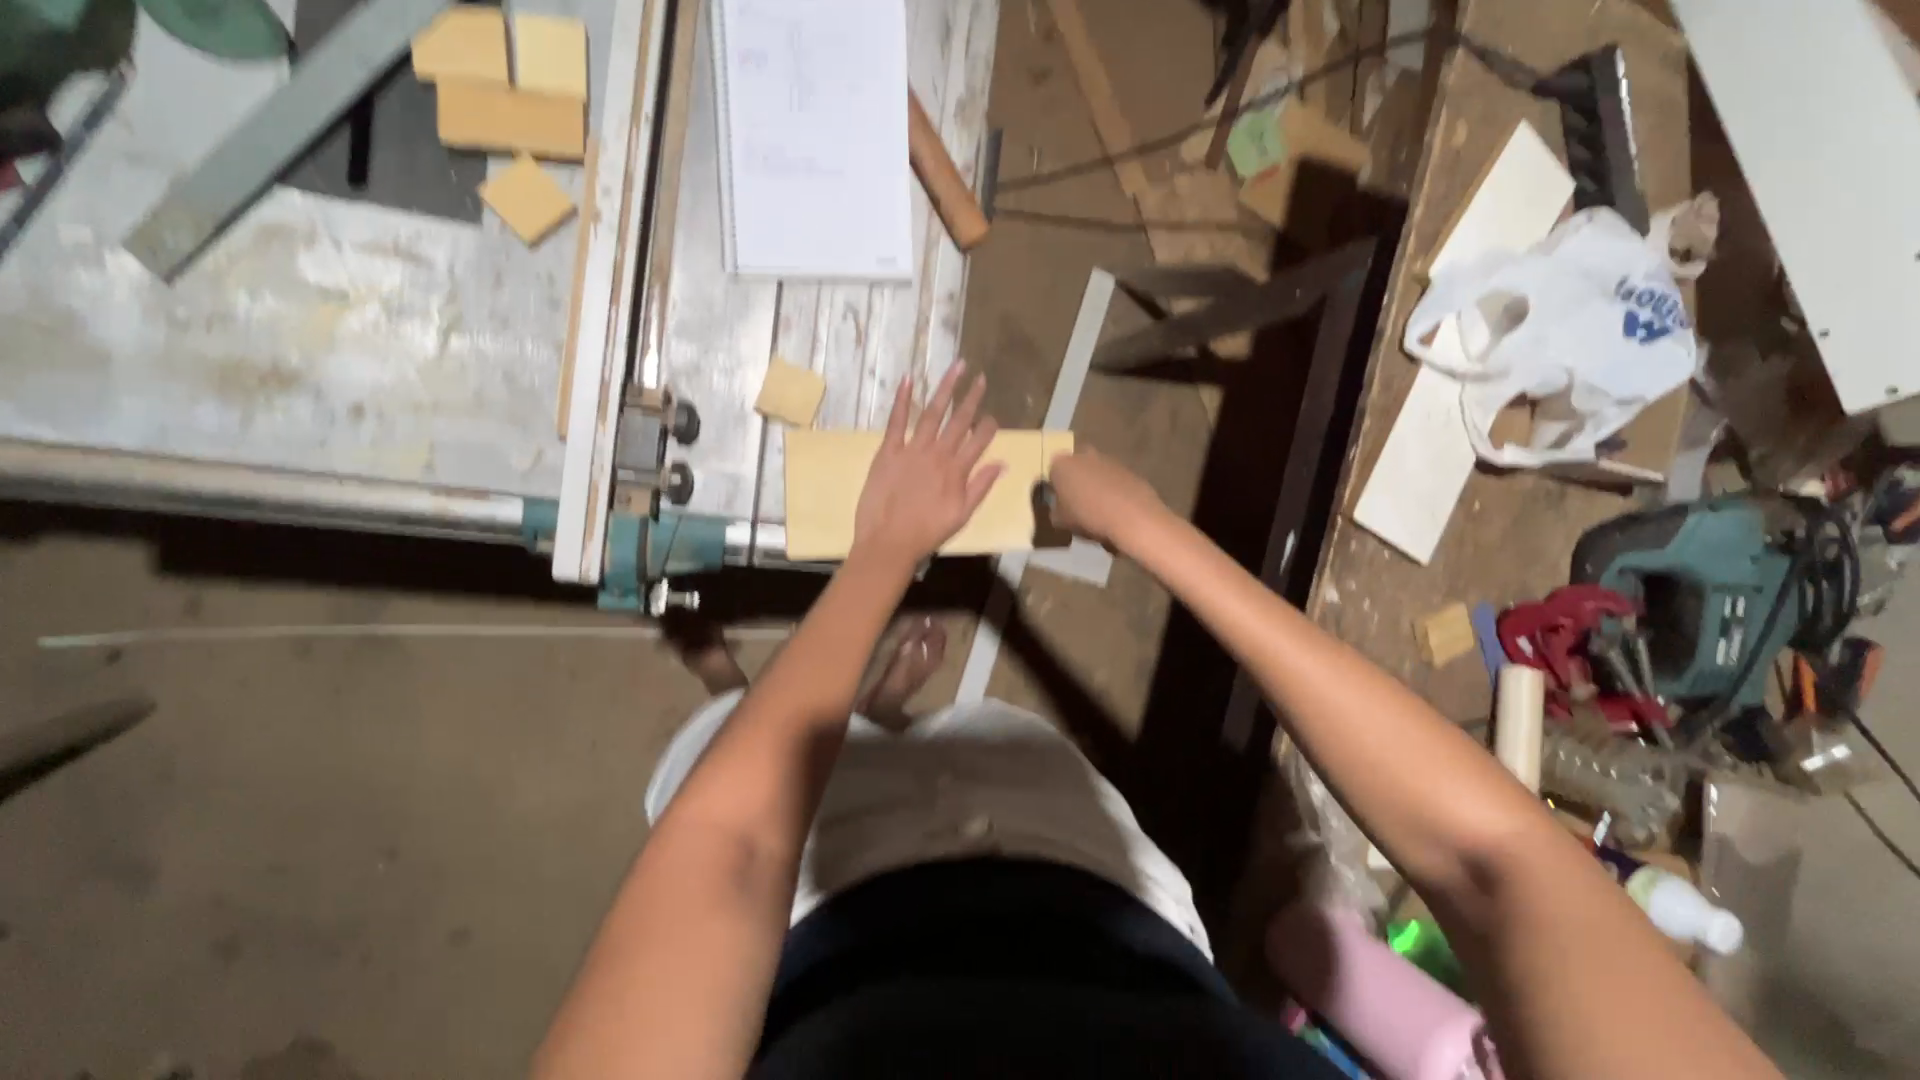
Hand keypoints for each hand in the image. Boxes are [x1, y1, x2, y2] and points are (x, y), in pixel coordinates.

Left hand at [851, 362, 1002, 569]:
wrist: (888, 542)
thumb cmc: (927, 533)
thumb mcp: (962, 515)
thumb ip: (981, 487)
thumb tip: (1001, 464)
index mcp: (957, 471)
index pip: (979, 440)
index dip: (988, 427)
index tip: (992, 417)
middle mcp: (938, 454)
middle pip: (959, 420)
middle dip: (972, 398)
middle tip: (981, 377)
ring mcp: (912, 450)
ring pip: (933, 413)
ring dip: (946, 389)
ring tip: (956, 368)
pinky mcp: (888, 451)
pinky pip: (897, 421)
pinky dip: (902, 399)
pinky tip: (908, 380)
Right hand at [1044, 448, 1165, 548]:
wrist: (1132, 517)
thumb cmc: (1088, 517)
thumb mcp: (1060, 521)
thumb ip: (1055, 509)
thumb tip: (1060, 506)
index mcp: (1061, 464)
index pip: (1051, 470)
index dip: (1054, 486)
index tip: (1059, 501)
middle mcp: (1084, 455)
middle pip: (1075, 466)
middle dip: (1075, 479)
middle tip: (1077, 501)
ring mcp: (1109, 460)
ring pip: (1096, 471)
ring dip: (1096, 483)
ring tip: (1099, 507)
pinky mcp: (1129, 469)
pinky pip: (1114, 479)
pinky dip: (1113, 489)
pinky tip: (1116, 508)